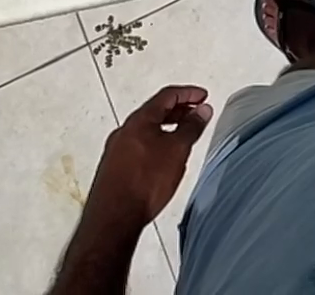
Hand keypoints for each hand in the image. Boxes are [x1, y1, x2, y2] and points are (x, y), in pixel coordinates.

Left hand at [91, 85, 212, 224]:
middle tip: (195, 112)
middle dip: (178, 110)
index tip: (202, 96)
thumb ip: (192, 127)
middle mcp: (124, 131)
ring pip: (145, 130)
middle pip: (155, 111)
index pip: (167, 95)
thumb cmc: (144, 183)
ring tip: (183, 136)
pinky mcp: (112, 170)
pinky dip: (154, 143)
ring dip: (166, 127)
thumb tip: (202, 111)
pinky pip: (137, 146)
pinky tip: (163, 158)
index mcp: (139, 120)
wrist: (113, 221)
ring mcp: (115, 151)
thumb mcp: (178, 149)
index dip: (189, 93)